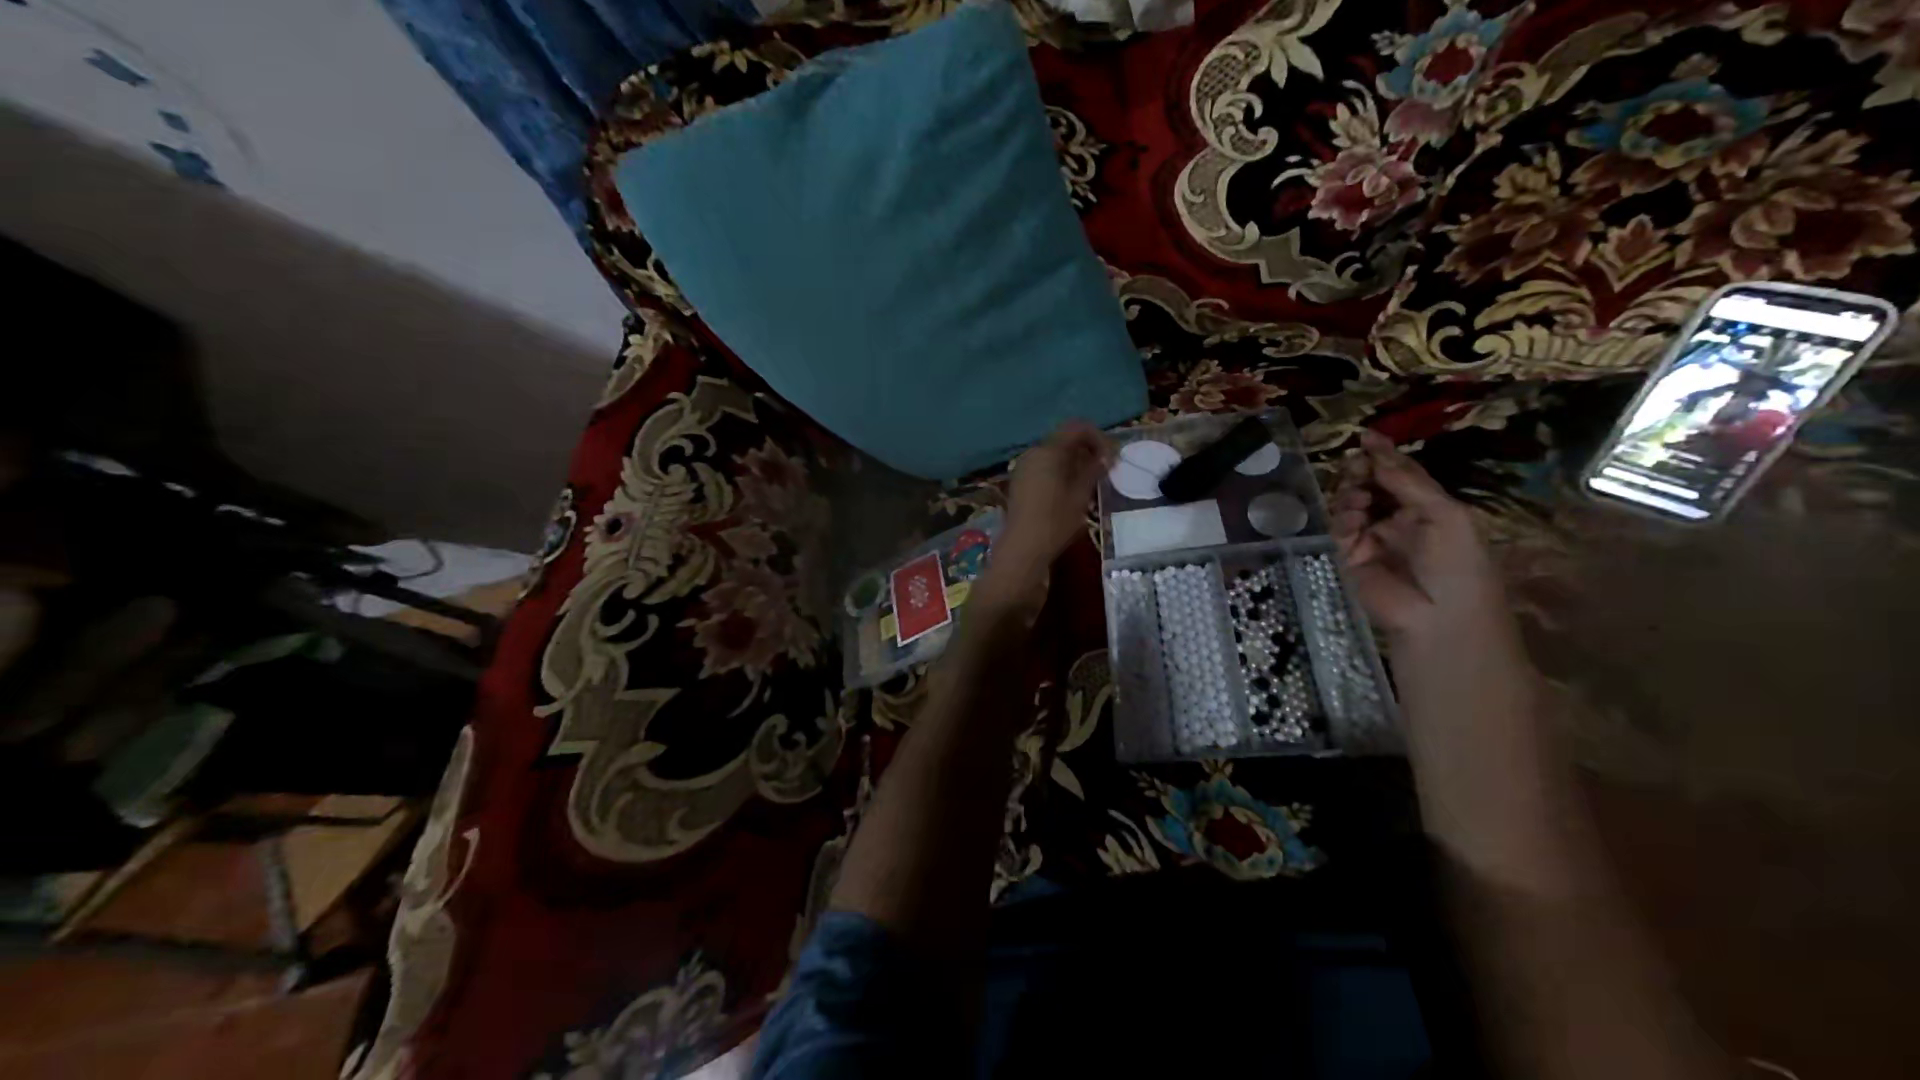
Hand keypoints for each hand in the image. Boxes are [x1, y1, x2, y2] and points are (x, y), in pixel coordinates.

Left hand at [982, 421, 1110, 599]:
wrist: (1022, 549)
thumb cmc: (1055, 522)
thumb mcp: (1080, 496)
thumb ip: (1094, 471)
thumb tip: (1107, 456)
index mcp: (1048, 452)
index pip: (1077, 428)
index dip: (1097, 437)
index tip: (1110, 457)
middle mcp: (1033, 453)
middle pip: (1064, 440)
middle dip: (1086, 450)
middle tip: (1104, 471)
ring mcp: (1023, 467)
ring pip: (1053, 454)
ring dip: (1073, 462)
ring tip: (1089, 483)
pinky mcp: (1019, 482)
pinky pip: (1043, 467)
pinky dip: (1059, 471)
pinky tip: (1070, 491)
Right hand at [1330, 430, 1508, 645]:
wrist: (1440, 617)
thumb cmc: (1457, 563)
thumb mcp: (1444, 513)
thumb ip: (1406, 480)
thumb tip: (1373, 445)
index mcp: (1425, 509)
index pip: (1398, 476)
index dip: (1382, 456)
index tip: (1365, 437)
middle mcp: (1395, 521)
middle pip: (1369, 486)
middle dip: (1361, 472)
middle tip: (1357, 466)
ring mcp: (1369, 540)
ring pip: (1349, 504)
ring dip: (1352, 494)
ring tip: (1359, 497)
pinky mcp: (1347, 558)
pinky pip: (1337, 529)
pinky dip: (1342, 519)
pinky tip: (1353, 518)